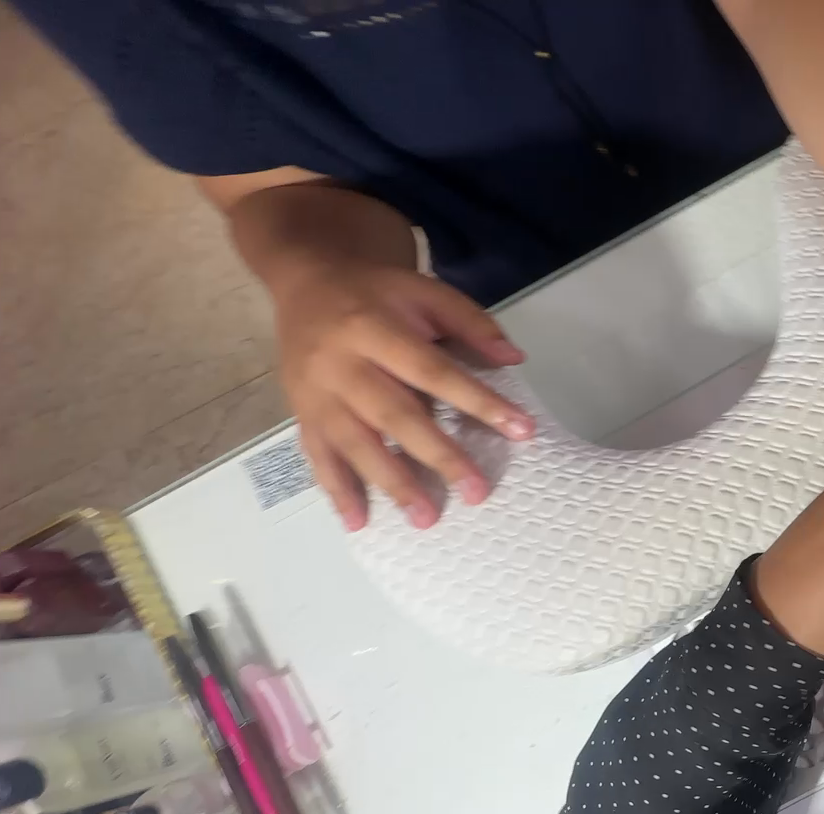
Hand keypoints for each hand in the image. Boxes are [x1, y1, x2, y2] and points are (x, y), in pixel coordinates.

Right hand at [273, 261, 535, 530]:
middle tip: (476, 492)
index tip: (522, 431)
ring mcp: (314, 393)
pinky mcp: (301, 412)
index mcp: (374, 330)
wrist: (306, 280)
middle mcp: (339, 365)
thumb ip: (473, 324)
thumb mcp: (428, 292)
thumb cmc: (382, 294)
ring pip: (355, 444)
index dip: (479, 402)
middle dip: (438, 457)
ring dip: (391, 485)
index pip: (435, 373)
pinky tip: (360, 522)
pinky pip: (318, 456)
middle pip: (394, 417)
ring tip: (426, 519)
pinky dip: (338, 491)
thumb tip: (516, 359)